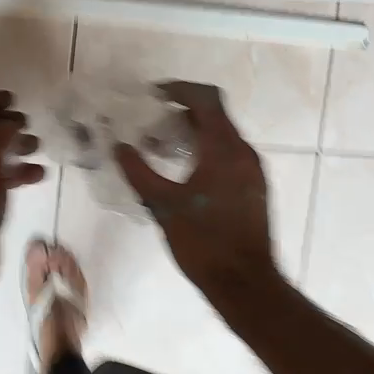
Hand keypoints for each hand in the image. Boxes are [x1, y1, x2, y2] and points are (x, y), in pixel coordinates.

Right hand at [114, 82, 283, 294]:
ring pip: (222, 136)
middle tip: (150, 124)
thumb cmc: (203, 242)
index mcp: (224, 149)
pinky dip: (205, 151)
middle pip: (215, 116)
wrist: (245, 283)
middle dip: (181, 113)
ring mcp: (254, 172)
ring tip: (161, 148)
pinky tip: (183, 173)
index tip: (153, 96)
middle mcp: (245, 153)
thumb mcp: (162, 204)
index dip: (179, 90)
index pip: (207, 99)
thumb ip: (138, 171)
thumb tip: (119, 146)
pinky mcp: (255, 189)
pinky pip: (229, 155)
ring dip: (193, 134)